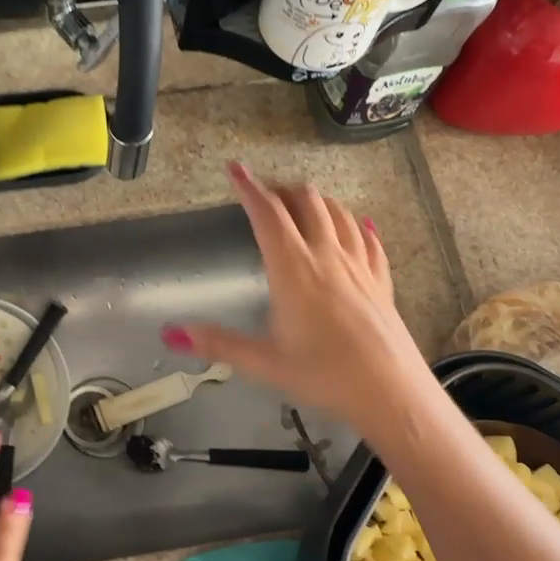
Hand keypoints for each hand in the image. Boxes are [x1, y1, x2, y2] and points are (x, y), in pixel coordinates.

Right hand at [167, 162, 431, 429]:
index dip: (249, 188)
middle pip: (307, 202)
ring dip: (318, 201)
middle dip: (282, 190)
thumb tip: (170, 333)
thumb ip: (217, 343)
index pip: (268, 214)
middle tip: (265, 194)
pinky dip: (357, 225)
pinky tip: (359, 225)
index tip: (235, 169)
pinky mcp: (381, 280)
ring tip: (302, 203)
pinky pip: (369, 240)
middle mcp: (327, 256)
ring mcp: (359, 266)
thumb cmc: (323, 376)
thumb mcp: (263, 362)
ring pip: (339, 214)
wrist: (389, 391)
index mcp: (293, 270)